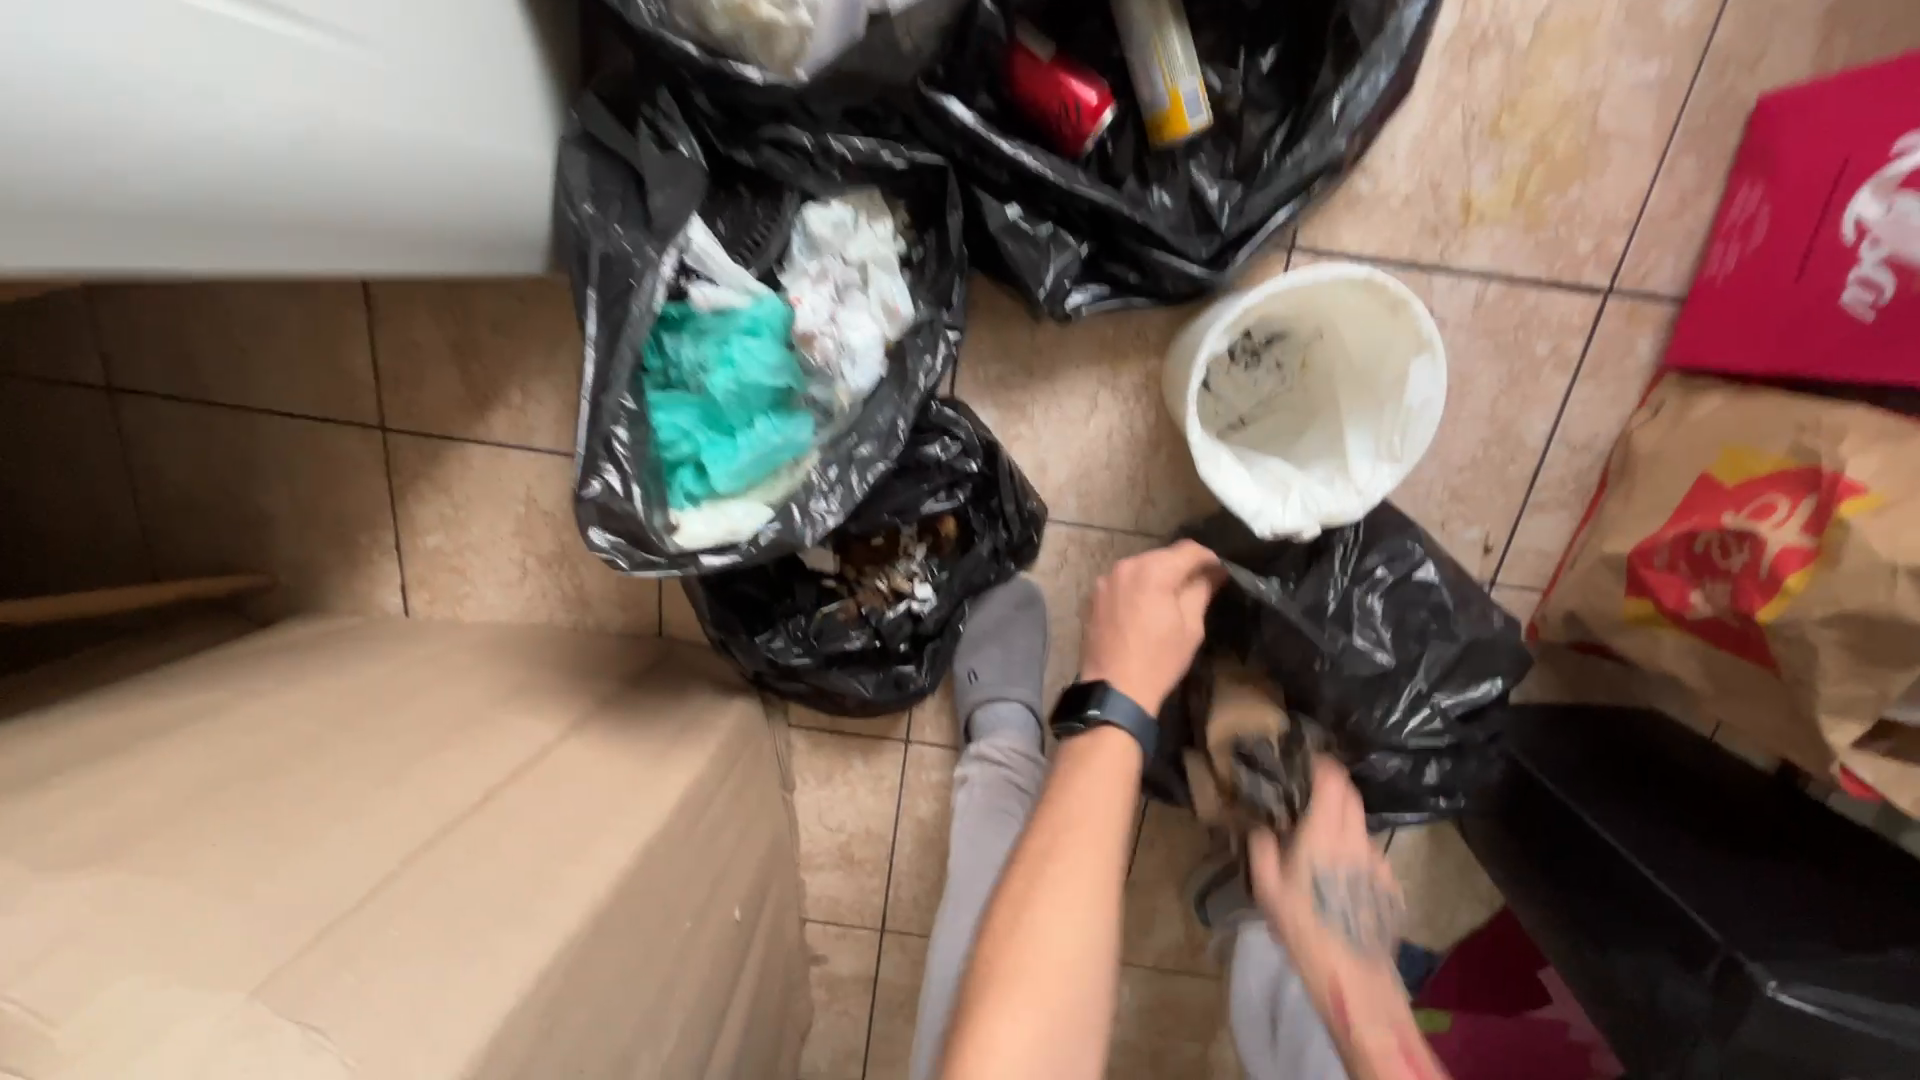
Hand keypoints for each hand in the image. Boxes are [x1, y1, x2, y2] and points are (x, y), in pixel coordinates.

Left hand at [1076, 540, 1225, 712]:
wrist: (1114, 689)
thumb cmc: (1159, 660)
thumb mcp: (1191, 627)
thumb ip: (1201, 591)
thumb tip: (1214, 571)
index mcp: (1152, 571)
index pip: (1188, 549)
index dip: (1208, 558)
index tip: (1220, 572)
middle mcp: (1126, 567)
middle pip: (1162, 555)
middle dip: (1182, 567)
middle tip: (1200, 586)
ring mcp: (1106, 580)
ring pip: (1141, 567)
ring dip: (1159, 576)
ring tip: (1173, 598)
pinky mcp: (1094, 595)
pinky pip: (1124, 582)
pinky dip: (1138, 587)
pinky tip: (1146, 607)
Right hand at [1247, 757, 1403, 972]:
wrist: (1353, 975)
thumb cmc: (1302, 927)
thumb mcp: (1266, 889)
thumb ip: (1262, 849)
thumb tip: (1262, 827)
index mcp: (1323, 834)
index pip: (1333, 783)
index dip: (1324, 766)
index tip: (1311, 760)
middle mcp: (1355, 840)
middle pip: (1353, 798)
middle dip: (1335, 788)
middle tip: (1314, 793)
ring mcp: (1378, 863)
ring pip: (1362, 827)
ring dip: (1345, 823)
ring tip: (1325, 841)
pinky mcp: (1391, 885)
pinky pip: (1372, 856)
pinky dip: (1357, 853)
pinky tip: (1343, 876)